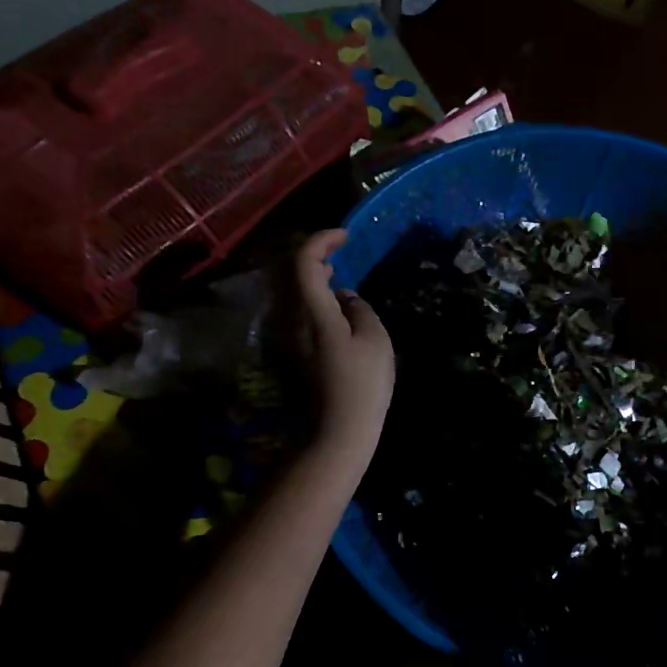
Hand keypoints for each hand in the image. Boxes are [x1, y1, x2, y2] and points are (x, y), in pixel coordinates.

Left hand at [293, 229, 393, 459]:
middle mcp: (292, 320)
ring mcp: (291, 338)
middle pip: (292, 274)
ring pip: (294, 294)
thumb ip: (358, 308)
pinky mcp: (296, 352)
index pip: (304, 261)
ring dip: (313, 277)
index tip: (345, 235)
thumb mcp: (375, 338)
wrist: (340, 430)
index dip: (321, 240)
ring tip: (337, 274)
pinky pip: (299, 311)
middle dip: (314, 255)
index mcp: (313, 312)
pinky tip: (335, 307)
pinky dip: (314, 298)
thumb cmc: (363, 383)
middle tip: (340, 251)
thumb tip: (344, 297)